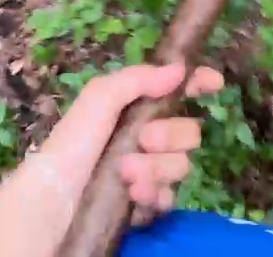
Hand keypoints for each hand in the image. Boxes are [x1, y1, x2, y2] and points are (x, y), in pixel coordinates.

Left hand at [0, 62, 224, 256]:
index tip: (215, 81)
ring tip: (126, 173)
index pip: (173, 90)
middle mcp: (144, 136)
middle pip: (187, 131)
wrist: (57, 201)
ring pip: (181, 166)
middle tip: (143, 140)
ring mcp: (147, 171)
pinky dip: (154, 196)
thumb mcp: (100, 98)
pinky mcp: (145, 205)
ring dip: (156, 168)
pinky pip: (170, 198)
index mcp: (132, 106)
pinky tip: (134, 197)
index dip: (196, 83)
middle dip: (169, 136)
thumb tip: (179, 67)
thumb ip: (138, 79)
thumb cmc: (75, 143)